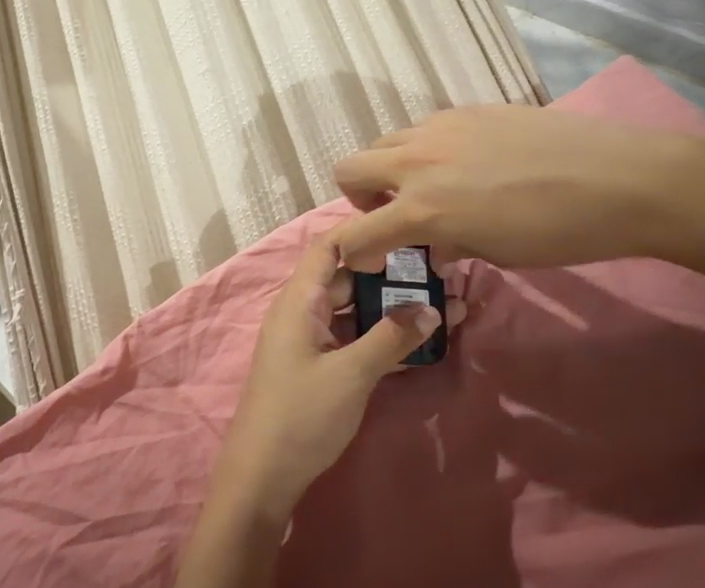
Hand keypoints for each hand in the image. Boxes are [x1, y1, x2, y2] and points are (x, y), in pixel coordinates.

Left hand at [213, 235, 460, 519]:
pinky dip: (381, 333)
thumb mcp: (351, 375)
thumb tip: (431, 308)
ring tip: (441, 302)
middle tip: (439, 269)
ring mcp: (308, 339)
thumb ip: (390, 338)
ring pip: (353, 308)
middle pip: (346, 276)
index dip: (363, 234)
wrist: (263, 475)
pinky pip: (352, 336)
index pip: (328, 247)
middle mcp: (300, 311)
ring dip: (391, 305)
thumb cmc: (302, 415)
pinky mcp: (317, 366)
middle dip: (390, 272)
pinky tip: (419, 338)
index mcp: (298, 301)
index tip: (407, 230)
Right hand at [330, 104, 700, 273]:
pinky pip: (425, 129)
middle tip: (393, 213)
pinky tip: (470, 164)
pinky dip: (428, 150)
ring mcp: (440, 128)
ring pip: (385, 142)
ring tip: (432, 187)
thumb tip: (433, 248)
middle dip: (360, 196)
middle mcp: (417, 161)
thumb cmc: (558, 232)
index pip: (356, 233)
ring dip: (392, 169)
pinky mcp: (466, 109)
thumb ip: (449, 245)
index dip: (355, 253)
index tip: (373, 262)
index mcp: (422, 208)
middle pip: (349, 168)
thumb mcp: (495, 253)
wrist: (617, 178)